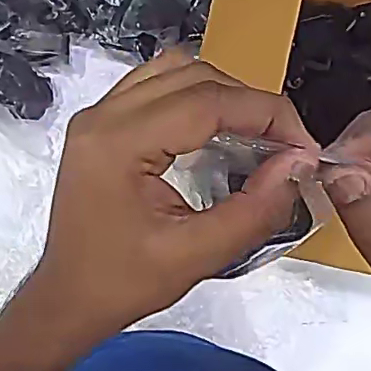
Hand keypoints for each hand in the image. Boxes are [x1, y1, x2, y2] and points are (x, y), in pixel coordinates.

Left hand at [22, 51, 316, 345]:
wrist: (69, 299)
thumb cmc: (120, 284)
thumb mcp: (195, 256)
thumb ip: (253, 211)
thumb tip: (298, 166)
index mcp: (117, 143)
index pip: (207, 100)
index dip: (266, 114)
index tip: (302, 145)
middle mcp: (103, 117)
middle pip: (194, 74)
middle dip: (250, 102)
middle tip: (286, 144)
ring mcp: (99, 116)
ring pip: (176, 71)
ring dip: (225, 94)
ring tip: (258, 134)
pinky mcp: (104, 125)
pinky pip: (159, 87)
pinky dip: (199, 99)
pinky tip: (220, 132)